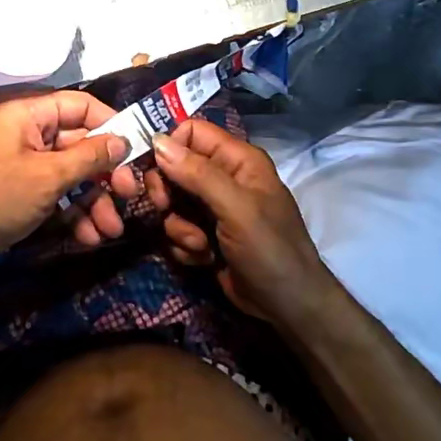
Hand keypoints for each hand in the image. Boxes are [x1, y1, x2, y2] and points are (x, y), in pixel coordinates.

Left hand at [0, 91, 145, 275]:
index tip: (138, 149)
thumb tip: (122, 139)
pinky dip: (70, 211)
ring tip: (110, 231)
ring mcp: (19, 163)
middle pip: (78, 144)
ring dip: (93, 201)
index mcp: (26, 114)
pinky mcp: (15, 190)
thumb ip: (88, 157)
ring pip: (68, 174)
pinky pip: (51, 192)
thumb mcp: (46, 178)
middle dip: (105, 174)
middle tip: (129, 197)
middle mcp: (24, 132)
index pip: (80, 105)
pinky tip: (87, 237)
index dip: (112, 124)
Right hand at [149, 118, 341, 325]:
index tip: (154, 169)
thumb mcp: (237, 208)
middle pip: (173, 167)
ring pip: (171, 202)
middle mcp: (223, 178)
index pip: (191, 132)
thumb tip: (158, 141)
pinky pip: (175, 229)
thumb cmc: (270, 250)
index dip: (169, 147)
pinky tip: (204, 259)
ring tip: (200, 245)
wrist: (287, 307)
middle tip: (166, 208)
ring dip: (178, 226)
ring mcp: (212, 208)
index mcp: (238, 160)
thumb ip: (198, 174)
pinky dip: (183, 245)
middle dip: (167, 192)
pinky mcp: (204, 235)